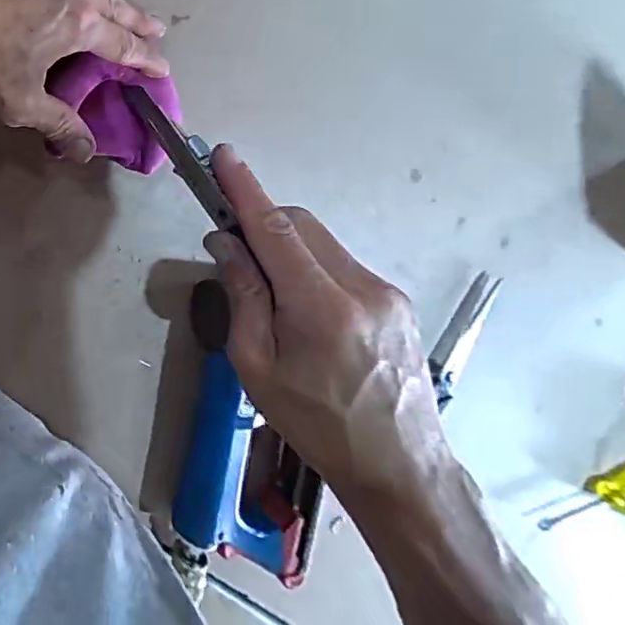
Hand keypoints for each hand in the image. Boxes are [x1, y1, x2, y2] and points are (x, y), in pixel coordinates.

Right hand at [203, 145, 448, 499]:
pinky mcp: (396, 299)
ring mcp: (386, 291)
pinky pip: (341, 262)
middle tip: (233, 249)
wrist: (400, 469)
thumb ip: (242, 295)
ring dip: (287, 247)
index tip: (223, 156)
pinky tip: (306, 308)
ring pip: (321, 242)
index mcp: (323, 308)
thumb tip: (227, 242)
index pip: (276, 230)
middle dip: (261, 222)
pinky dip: (312, 267)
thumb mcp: (258, 368)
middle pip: (300, 225)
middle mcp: (361, 287)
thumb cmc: (316, 425)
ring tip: (272, 292)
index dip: (245, 189)